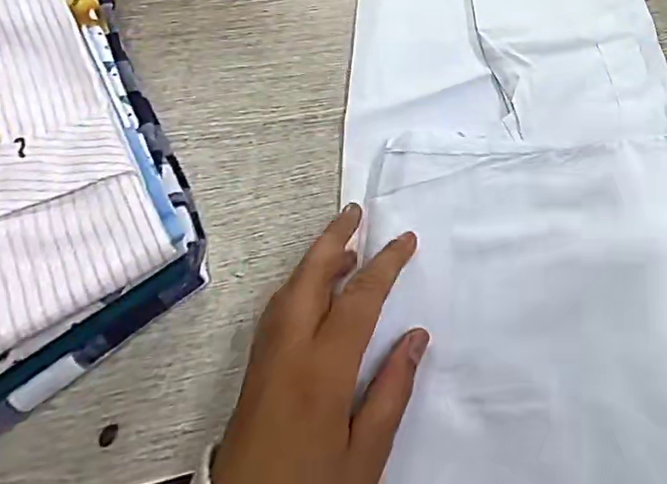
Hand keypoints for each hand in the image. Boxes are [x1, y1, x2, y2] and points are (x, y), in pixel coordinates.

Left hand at [212, 205, 427, 483]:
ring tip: (342, 246)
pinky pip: (274, 317)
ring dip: (312, 263)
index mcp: (322, 371)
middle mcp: (287, 358)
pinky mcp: (250, 382)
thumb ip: (392, 391)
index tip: (405, 241)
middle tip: (354, 212)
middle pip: (307, 282)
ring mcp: (262, 368)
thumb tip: (415, 338)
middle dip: (331, 241)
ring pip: (284, 297)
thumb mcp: (365, 454)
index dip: (385, 264)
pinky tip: (312, 293)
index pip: (358, 298)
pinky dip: (296, 289)